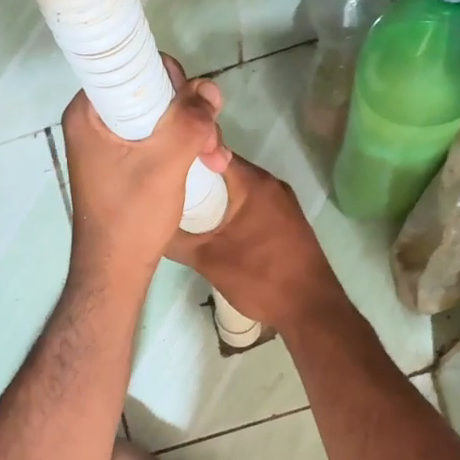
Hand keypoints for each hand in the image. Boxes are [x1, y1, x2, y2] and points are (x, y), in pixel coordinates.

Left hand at [64, 54, 230, 291]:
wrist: (116, 271)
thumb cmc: (133, 215)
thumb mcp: (167, 161)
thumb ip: (190, 120)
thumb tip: (210, 89)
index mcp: (89, 112)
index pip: (132, 66)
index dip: (171, 78)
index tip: (194, 104)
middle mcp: (95, 122)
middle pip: (152, 93)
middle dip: (190, 113)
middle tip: (212, 142)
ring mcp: (109, 145)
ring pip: (161, 118)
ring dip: (194, 134)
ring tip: (217, 161)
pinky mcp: (123, 165)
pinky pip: (158, 141)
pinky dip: (183, 149)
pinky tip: (209, 165)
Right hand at [165, 154, 346, 330]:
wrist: (311, 308)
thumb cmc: (260, 278)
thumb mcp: (208, 260)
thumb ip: (175, 240)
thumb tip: (148, 228)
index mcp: (254, 183)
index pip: (212, 152)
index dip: (184, 156)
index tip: (160, 167)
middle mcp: (271, 184)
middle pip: (224, 169)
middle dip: (195, 179)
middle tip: (163, 191)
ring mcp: (282, 202)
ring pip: (237, 188)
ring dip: (212, 196)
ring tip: (181, 208)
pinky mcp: (285, 220)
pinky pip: (250, 203)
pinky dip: (229, 209)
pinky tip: (210, 226)